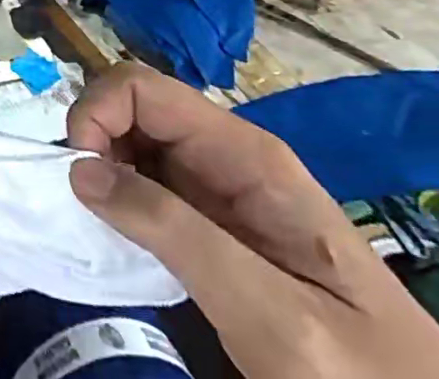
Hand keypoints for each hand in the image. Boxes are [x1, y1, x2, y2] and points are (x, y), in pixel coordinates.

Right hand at [66, 63, 438, 378]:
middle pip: (132, 106)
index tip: (80, 173)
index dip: (96, 114)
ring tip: (100, 220)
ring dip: (100, 166)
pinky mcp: (210, 215)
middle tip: (85, 200)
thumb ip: (175, 234)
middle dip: (93, 140)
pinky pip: (144, 178)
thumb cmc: (358, 371)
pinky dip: (115, 192)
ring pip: (132, 140)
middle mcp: (228, 154)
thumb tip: (80, 169)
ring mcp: (219, 184)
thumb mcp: (271, 313)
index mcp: (247, 155)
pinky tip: (119, 229)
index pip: (141, 88)